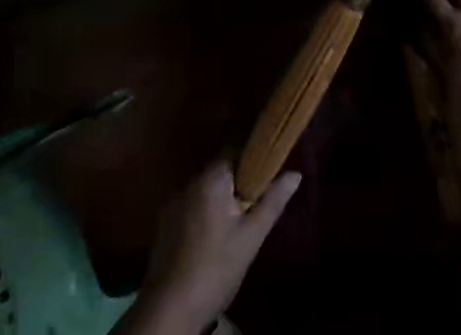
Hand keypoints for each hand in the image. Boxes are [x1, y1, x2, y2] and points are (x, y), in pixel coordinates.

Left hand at [130, 160, 299, 333]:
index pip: (234, 148)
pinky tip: (215, 233)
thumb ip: (273, 201)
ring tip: (239, 217)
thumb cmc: (216, 267)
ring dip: (221, 197)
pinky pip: (192, 205)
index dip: (254, 154)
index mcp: (210, 180)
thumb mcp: (252, 236)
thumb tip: (296, 174)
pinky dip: (205, 210)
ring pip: (205, 189)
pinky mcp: (164, 225)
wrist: (169, 311)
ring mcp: (172, 205)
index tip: (270, 166)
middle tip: (258, 197)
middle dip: (239, 180)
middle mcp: (188, 184)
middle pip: (219, 169)